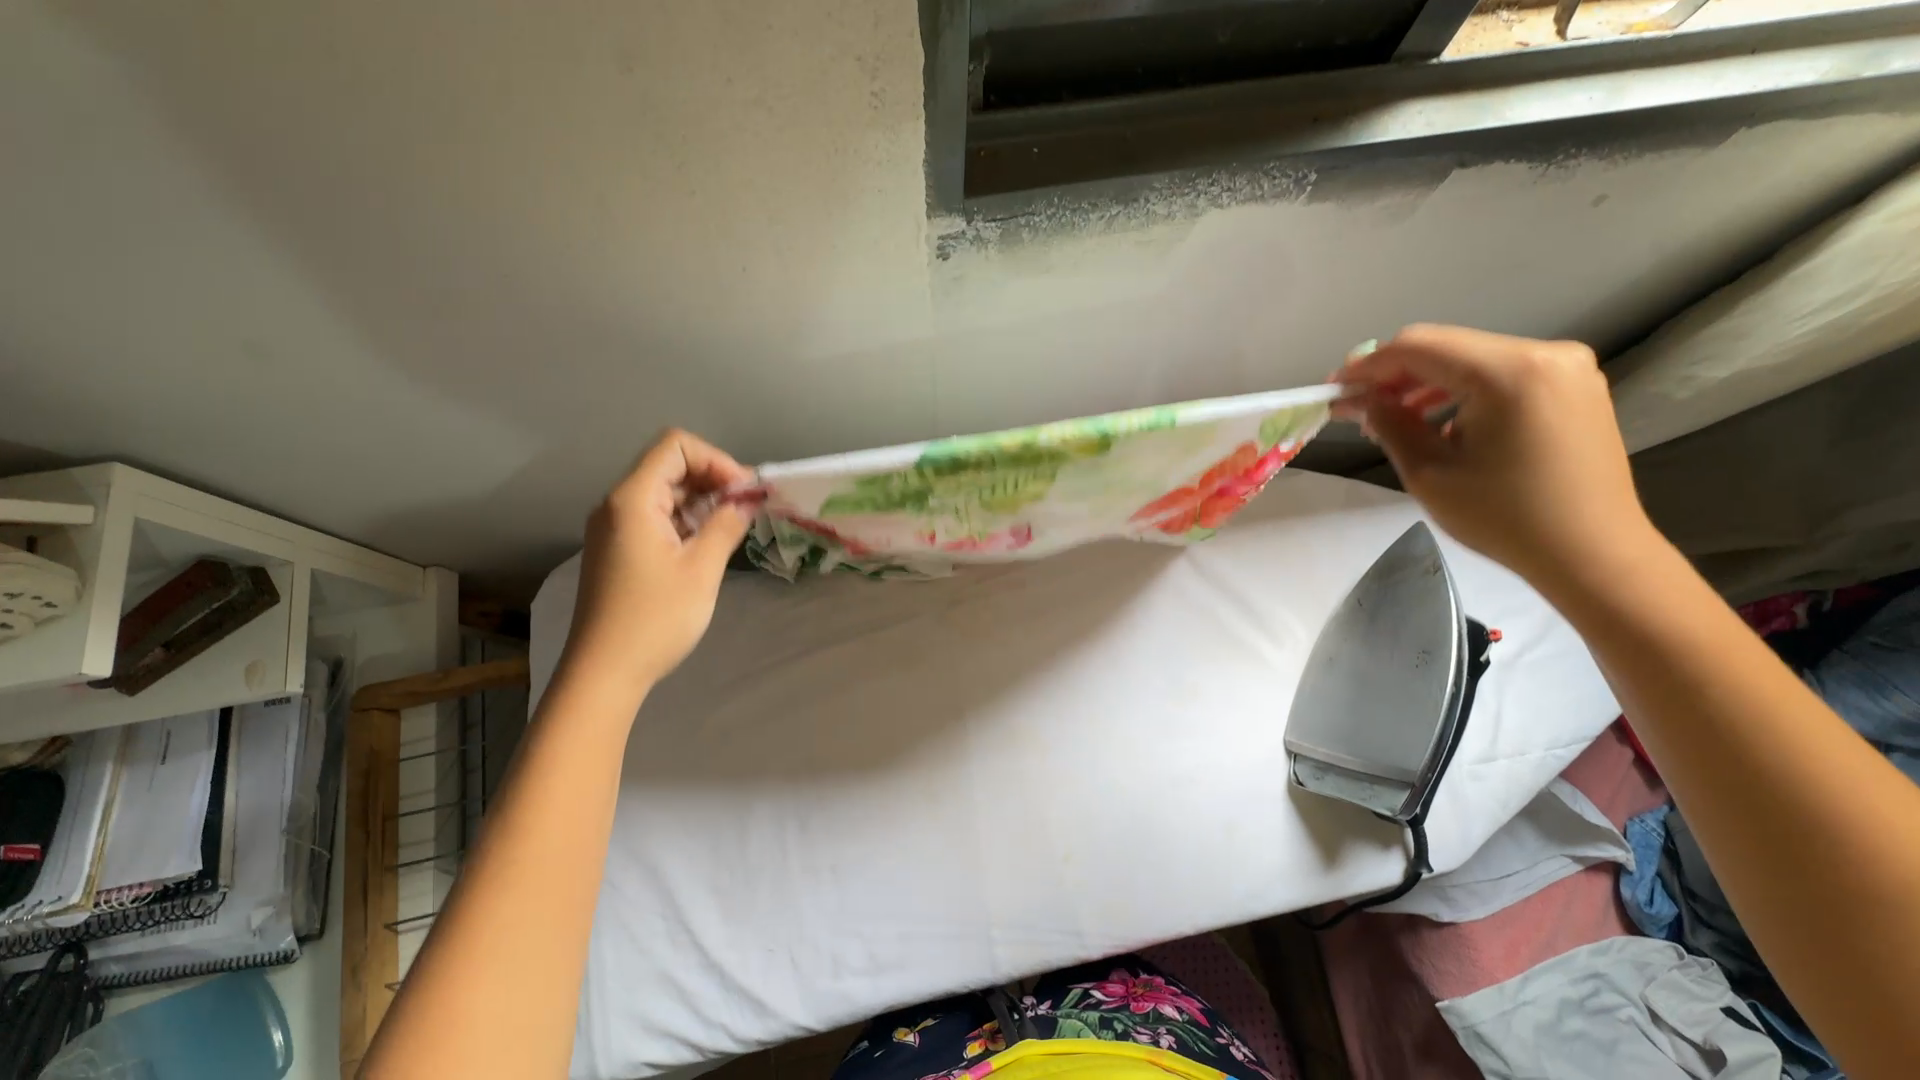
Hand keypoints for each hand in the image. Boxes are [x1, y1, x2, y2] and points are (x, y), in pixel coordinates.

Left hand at [562, 430, 756, 697]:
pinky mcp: (617, 549)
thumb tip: (749, 498)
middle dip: (713, 479)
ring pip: (664, 492)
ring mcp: (614, 527)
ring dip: (701, 501)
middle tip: (748, 510)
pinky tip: (707, 546)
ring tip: (733, 529)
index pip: (676, 445)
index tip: (743, 493)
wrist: (604, 673)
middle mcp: (617, 504)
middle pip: (669, 465)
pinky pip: (655, 517)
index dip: (716, 459)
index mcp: (633, 499)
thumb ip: (726, 524)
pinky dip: (685, 521)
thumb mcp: (701, 570)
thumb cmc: (655, 619)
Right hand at [1334, 324, 1661, 590]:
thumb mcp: (1431, 474)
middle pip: (1447, 348)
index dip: (1369, 366)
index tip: (1334, 389)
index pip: (1419, 347)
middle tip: (1357, 407)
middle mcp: (1543, 353)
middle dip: (1396, 375)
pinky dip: (1464, 392)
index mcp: (1508, 371)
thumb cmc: (1507, 519)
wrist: (1594, 554)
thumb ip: (1389, 424)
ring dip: (1428, 384)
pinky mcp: (1574, 387)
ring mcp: (1566, 368)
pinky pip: (1503, 375)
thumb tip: (1360, 399)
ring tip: (1394, 420)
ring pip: (1473, 360)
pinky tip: (1442, 423)